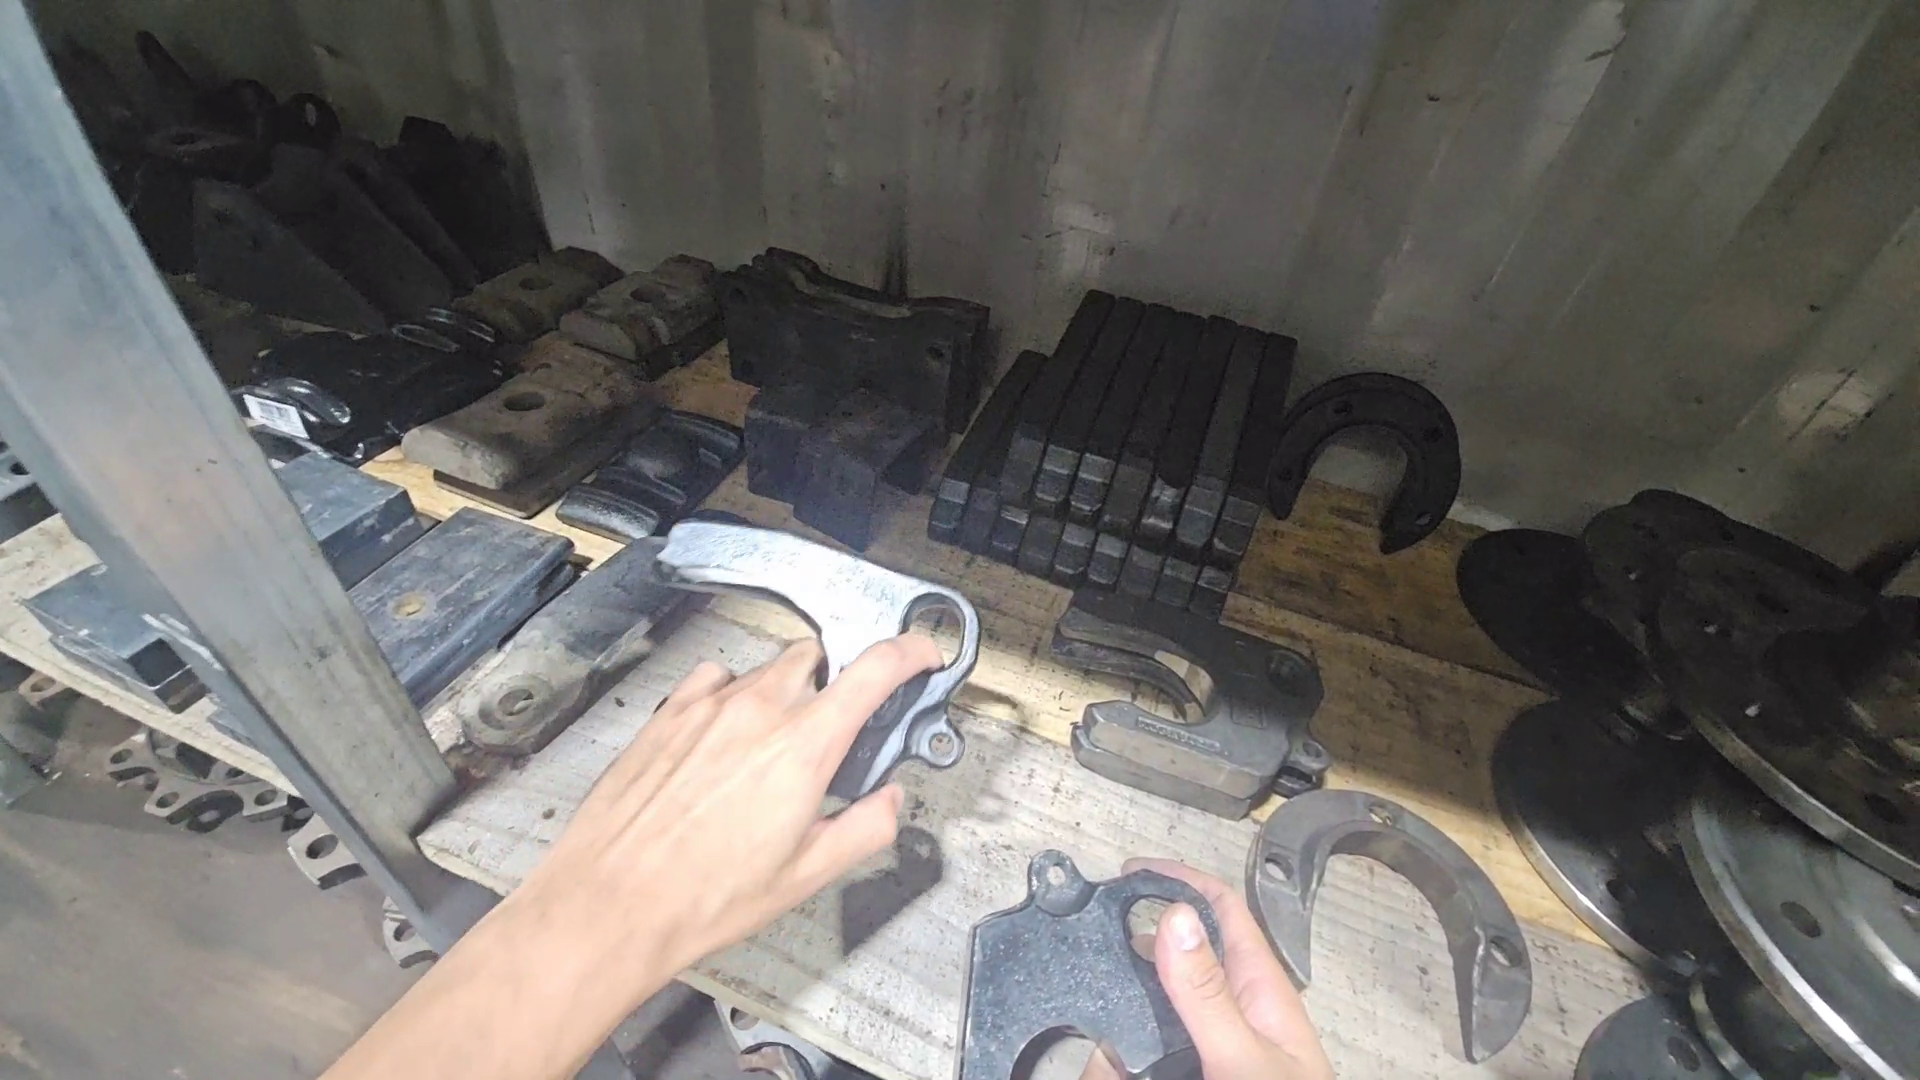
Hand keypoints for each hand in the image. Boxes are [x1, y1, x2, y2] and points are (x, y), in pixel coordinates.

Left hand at [512, 634, 942, 980]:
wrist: (609, 905)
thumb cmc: (702, 897)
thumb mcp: (806, 875)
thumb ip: (866, 828)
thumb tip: (890, 800)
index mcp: (804, 746)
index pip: (875, 669)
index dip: (911, 651)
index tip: (922, 654)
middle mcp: (760, 710)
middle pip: (819, 658)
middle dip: (834, 683)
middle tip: (826, 730)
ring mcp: (710, 704)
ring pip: (768, 668)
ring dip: (784, 693)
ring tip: (767, 749)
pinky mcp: (670, 710)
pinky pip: (716, 678)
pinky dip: (732, 695)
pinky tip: (722, 738)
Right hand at [1079, 860, 1332, 1079]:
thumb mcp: (1244, 1063)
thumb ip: (1206, 994)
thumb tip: (1175, 911)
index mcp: (1257, 987)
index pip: (1220, 907)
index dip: (1179, 878)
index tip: (1126, 871)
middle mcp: (1233, 1008)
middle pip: (1171, 958)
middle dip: (1127, 966)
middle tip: (1089, 976)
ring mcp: (1210, 1045)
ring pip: (1150, 1014)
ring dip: (1120, 1036)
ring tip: (1103, 1063)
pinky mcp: (1190, 1067)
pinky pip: (1144, 1054)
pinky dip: (1120, 1060)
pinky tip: (1108, 1068)